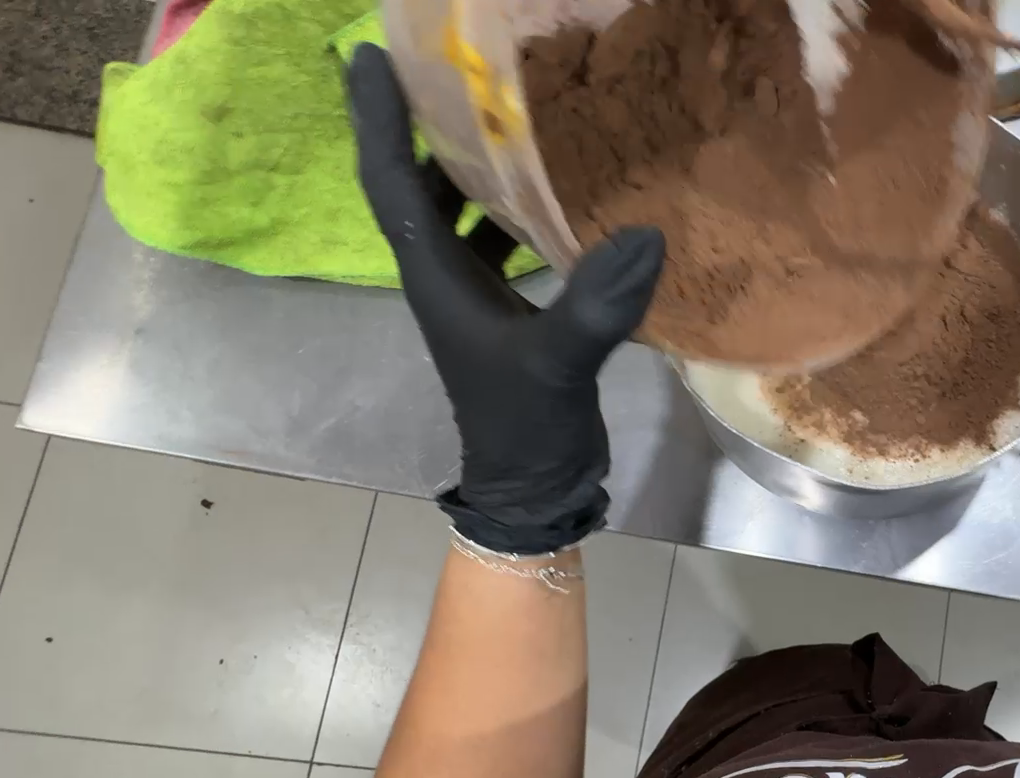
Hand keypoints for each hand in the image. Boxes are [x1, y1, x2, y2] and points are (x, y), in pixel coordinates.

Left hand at [346, 44, 664, 553]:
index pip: (392, 183)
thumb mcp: (558, 361)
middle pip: (420, 191)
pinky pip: (505, 253)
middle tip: (455, 81)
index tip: (370, 53)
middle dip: (425, 133)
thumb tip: (649, 235)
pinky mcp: (513, 320)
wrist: (536, 482)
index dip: (377, 118)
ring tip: (509, 131)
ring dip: (475, 177)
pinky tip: (560, 210)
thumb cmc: (526, 424)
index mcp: (436, 278)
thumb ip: (598, 301)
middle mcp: (448, 281)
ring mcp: (479, 302)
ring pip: (463, 222)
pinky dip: (522, 224)